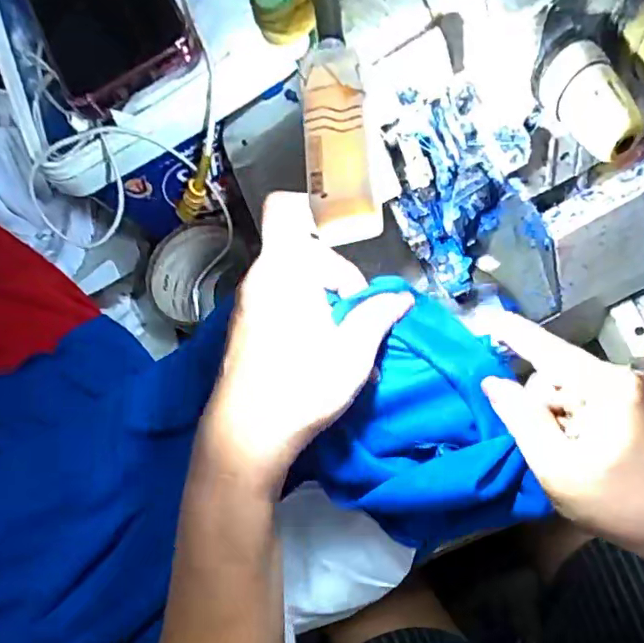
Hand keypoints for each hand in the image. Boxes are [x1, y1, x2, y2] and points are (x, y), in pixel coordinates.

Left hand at [200, 192, 411, 491]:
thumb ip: (378, 317)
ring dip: (321, 303)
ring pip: (291, 282)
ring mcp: (247, 305)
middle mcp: (259, 279)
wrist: (247, 433)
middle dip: (334, 280)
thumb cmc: (304, 386)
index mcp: (284, 269)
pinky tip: (316, 356)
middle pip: (300, 253)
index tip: (349, 275)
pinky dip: (302, 318)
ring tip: (339, 345)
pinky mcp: (244, 331)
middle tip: (354, 322)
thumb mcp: (354, 352)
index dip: (320, 221)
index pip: (288, 209)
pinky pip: (278, 305)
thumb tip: (400, 297)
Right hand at [480, 311, 643, 576]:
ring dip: (554, 423)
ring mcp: (631, 392)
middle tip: (545, 456)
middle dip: (537, 409)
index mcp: (604, 385)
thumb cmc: (619, 502)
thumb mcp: (558, 467)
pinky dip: (571, 426)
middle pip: (556, 377)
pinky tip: (577, 457)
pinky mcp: (635, 409)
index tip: (484, 318)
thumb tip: (492, 382)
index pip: (548, 350)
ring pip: (569, 394)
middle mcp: (621, 377)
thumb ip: (522, 421)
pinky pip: (586, 405)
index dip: (513, 334)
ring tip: (566, 464)